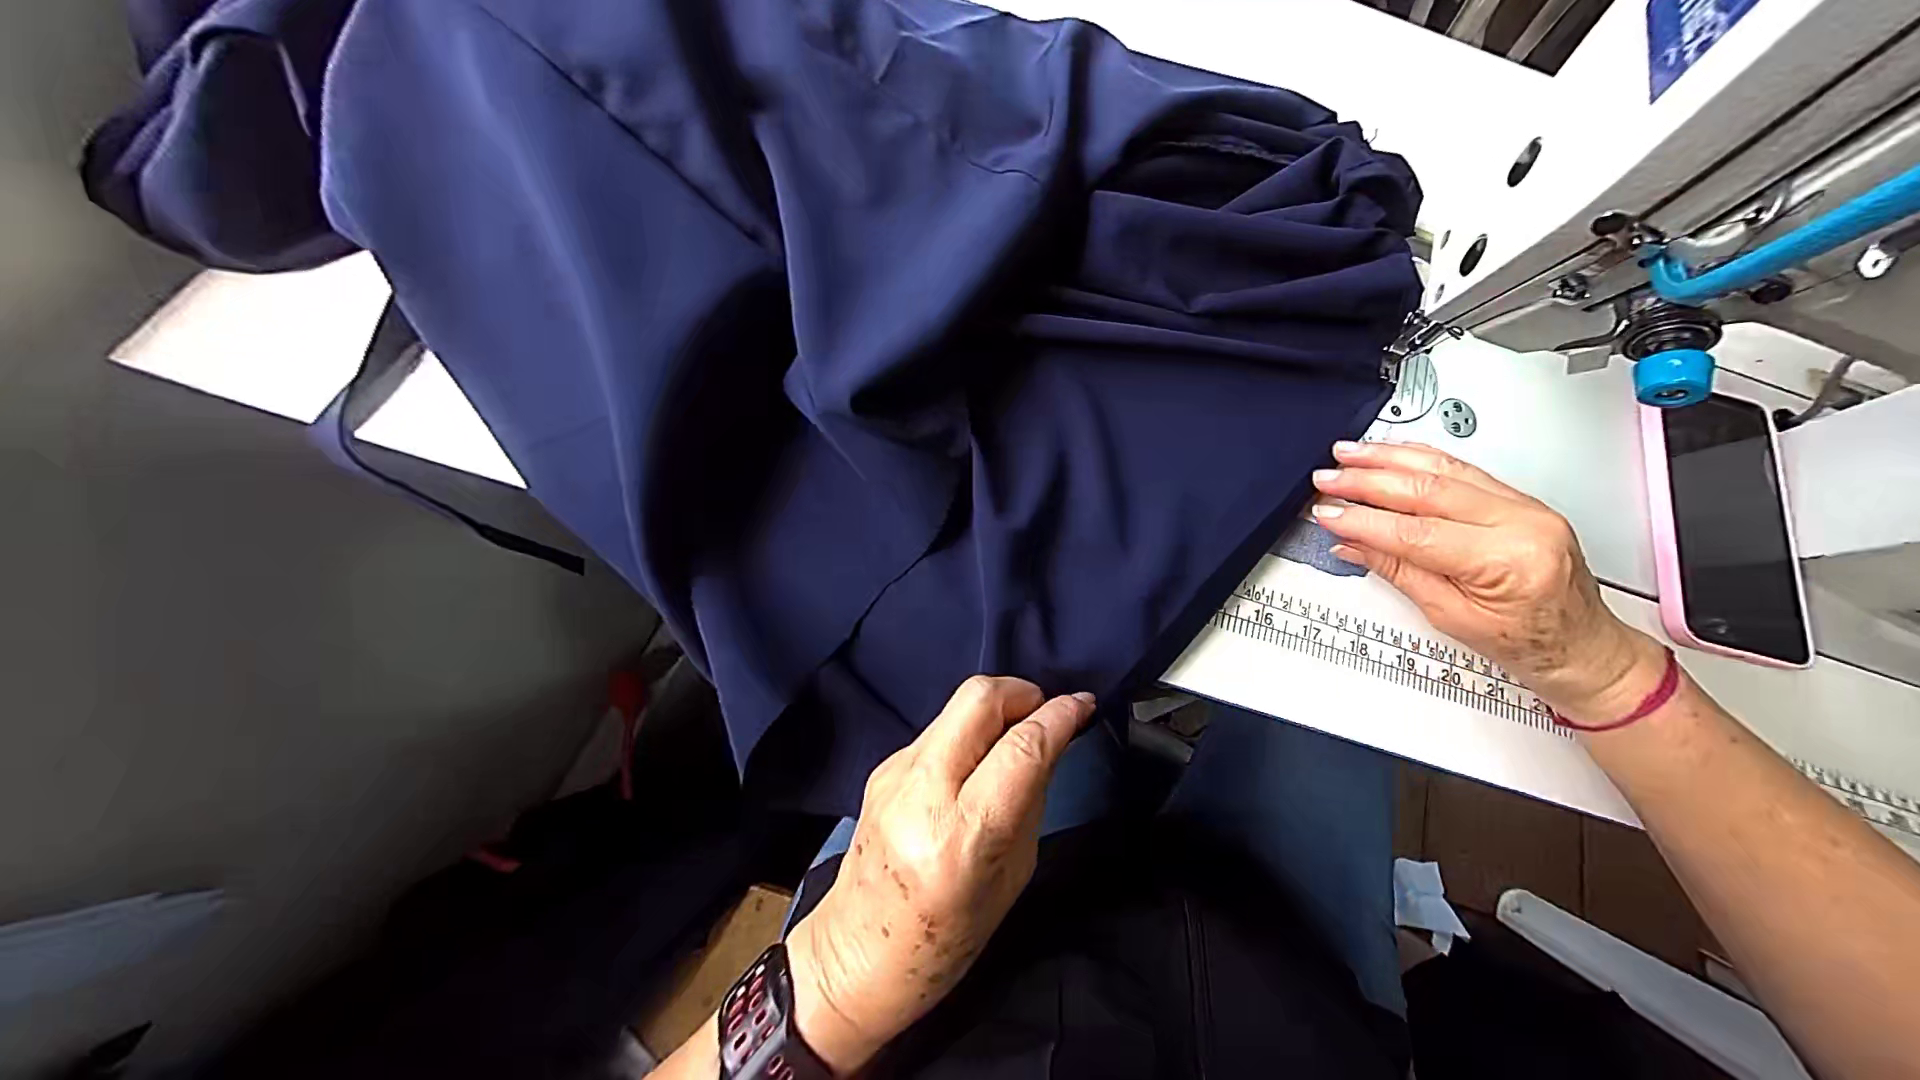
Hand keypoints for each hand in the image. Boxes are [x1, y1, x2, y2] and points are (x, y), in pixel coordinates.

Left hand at [784, 677, 1094, 1073]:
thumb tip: (1050, 742)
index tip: (1083, 705)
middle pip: (979, 698)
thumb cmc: (946, 937)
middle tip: (1045, 714)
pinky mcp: (882, 767)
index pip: (1021, 748)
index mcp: (963, 833)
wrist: (857, 953)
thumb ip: (1031, 799)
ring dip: (996, 710)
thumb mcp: (1013, 874)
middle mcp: (923, 791)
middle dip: (1022, 692)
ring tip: (1014, 740)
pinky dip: (969, 733)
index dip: (1060, 716)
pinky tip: (976, 764)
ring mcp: (895, 774)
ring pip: (956, 706)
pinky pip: (939, 730)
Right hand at [1308, 441, 1666, 722]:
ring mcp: (1527, 506)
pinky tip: (1392, 452)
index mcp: (1509, 562)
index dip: (1363, 521)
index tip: (1328, 514)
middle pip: (1429, 490)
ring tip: (1349, 454)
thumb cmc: (1528, 642)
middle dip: (1368, 481)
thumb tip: (1352, 542)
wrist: (1580, 644)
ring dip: (1389, 459)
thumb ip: (1397, 570)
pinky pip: (1465, 467)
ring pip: (1446, 468)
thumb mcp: (1448, 615)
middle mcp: (1524, 524)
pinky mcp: (1521, 498)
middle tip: (1328, 479)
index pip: (1415, 533)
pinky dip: (1420, 457)